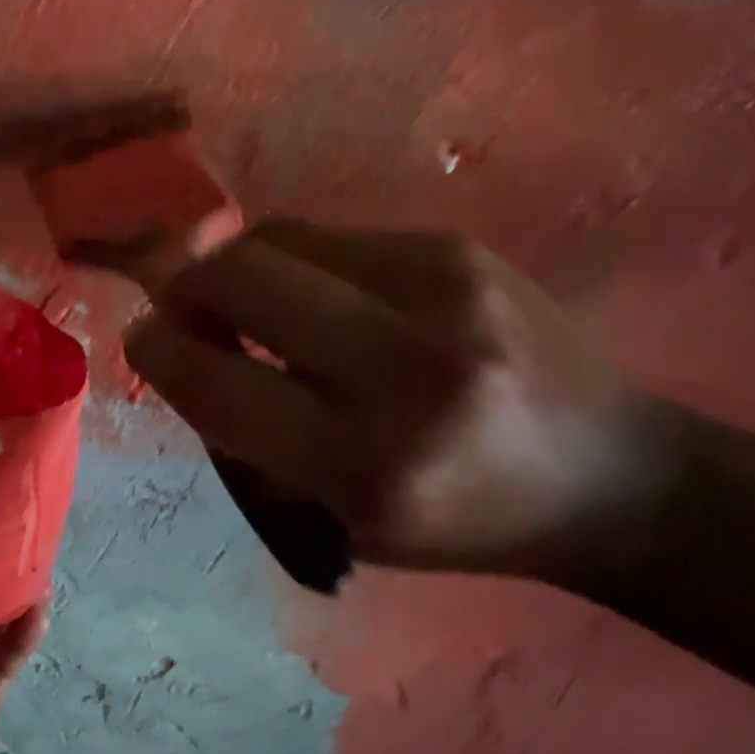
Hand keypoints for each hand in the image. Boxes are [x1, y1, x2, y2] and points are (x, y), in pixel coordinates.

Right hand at [124, 218, 682, 588]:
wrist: (612, 476)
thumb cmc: (454, 519)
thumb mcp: (334, 517)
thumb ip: (244, 434)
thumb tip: (174, 342)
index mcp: (369, 464)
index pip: (215, 380)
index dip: (157, 350)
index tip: (142, 340)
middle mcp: (409, 366)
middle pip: (240, 276)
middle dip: (186, 285)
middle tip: (181, 308)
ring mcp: (442, 290)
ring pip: (275, 238)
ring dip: (234, 266)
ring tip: (243, 300)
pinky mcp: (458, 247)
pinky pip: (326, 234)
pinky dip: (291, 261)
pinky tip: (310, 295)